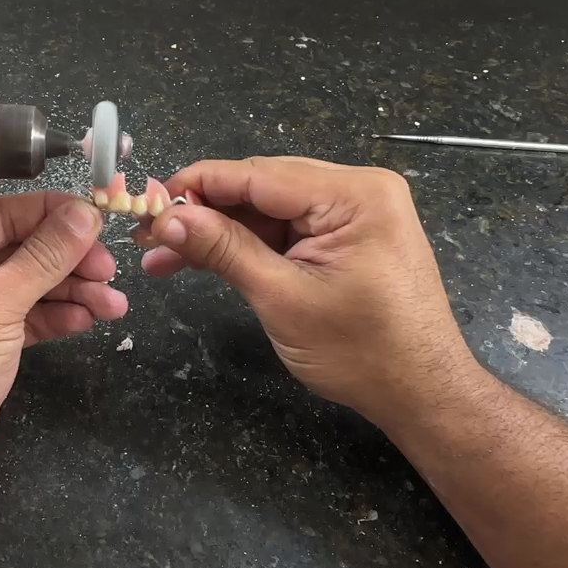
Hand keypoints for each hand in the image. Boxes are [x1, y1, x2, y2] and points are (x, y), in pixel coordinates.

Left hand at [0, 192, 126, 494]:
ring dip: (72, 291)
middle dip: (69, 260)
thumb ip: (44, 257)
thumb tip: (87, 212)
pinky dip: (57, 315)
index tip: (103, 219)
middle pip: (21, 247)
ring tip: (114, 305)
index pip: (3, 214)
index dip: (56, 216)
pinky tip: (89, 319)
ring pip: (29, 282)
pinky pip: (26, 314)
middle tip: (111, 271)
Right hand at [140, 157, 487, 424]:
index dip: (196, 186)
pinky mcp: (343, 237)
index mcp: (353, 194)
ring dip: (216, 233)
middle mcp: (356, 190)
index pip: (257, 174)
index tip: (146, 203)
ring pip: (265, 210)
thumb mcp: (282, 297)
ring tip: (162, 257)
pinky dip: (244, 246)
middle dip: (201, 214)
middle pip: (259, 188)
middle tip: (148, 236)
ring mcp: (352, 213)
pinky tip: (201, 259)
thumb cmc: (359, 351)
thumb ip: (224, 249)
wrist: (421, 394)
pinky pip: (283, 230)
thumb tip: (166, 218)